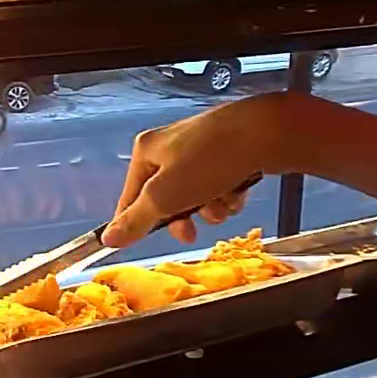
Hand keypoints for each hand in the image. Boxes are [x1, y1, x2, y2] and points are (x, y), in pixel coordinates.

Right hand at [104, 93, 296, 246]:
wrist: (269, 133)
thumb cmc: (210, 162)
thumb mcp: (165, 198)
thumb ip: (135, 220)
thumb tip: (107, 238)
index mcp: (146, 151)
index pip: (129, 198)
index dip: (137, 223)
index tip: (142, 245)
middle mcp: (169, 147)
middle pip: (165, 199)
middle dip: (182, 217)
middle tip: (192, 231)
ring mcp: (200, 149)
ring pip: (195, 195)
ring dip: (208, 208)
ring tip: (223, 204)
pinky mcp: (227, 153)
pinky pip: (218, 185)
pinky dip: (226, 195)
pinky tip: (237, 191)